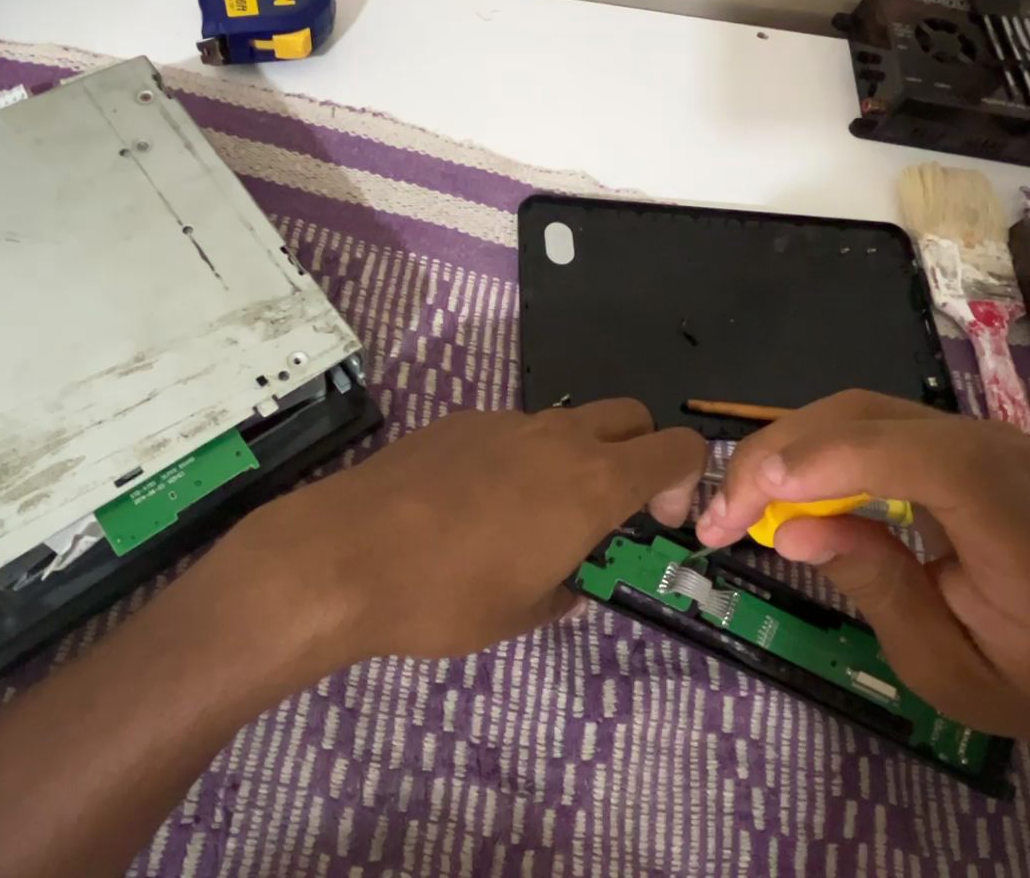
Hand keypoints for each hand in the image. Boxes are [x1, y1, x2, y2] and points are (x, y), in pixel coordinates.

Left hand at [209, 399, 705, 666]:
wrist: (344, 554)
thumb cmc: (445, 597)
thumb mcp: (525, 614)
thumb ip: (569, 587)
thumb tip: (575, 577)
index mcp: (592, 483)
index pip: (677, 448)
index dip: (685, 480)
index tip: (653, 522)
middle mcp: (557, 438)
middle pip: (631, 415)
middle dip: (639, 453)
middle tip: (606, 510)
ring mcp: (504, 421)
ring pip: (568, 422)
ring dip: (575, 457)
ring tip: (527, 517)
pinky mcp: (459, 420)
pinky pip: (513, 429)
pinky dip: (520, 456)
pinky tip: (471, 504)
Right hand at [697, 391, 1029, 748]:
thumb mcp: (945, 667)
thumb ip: (877, 589)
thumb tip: (790, 532)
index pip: (939, 464)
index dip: (844, 462)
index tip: (762, 493)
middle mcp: (1018, 463)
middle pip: (880, 421)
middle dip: (784, 455)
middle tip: (720, 514)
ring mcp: (994, 440)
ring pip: (866, 412)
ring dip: (789, 448)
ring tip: (738, 501)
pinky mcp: (968, 440)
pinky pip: (877, 424)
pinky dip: (817, 448)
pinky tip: (785, 484)